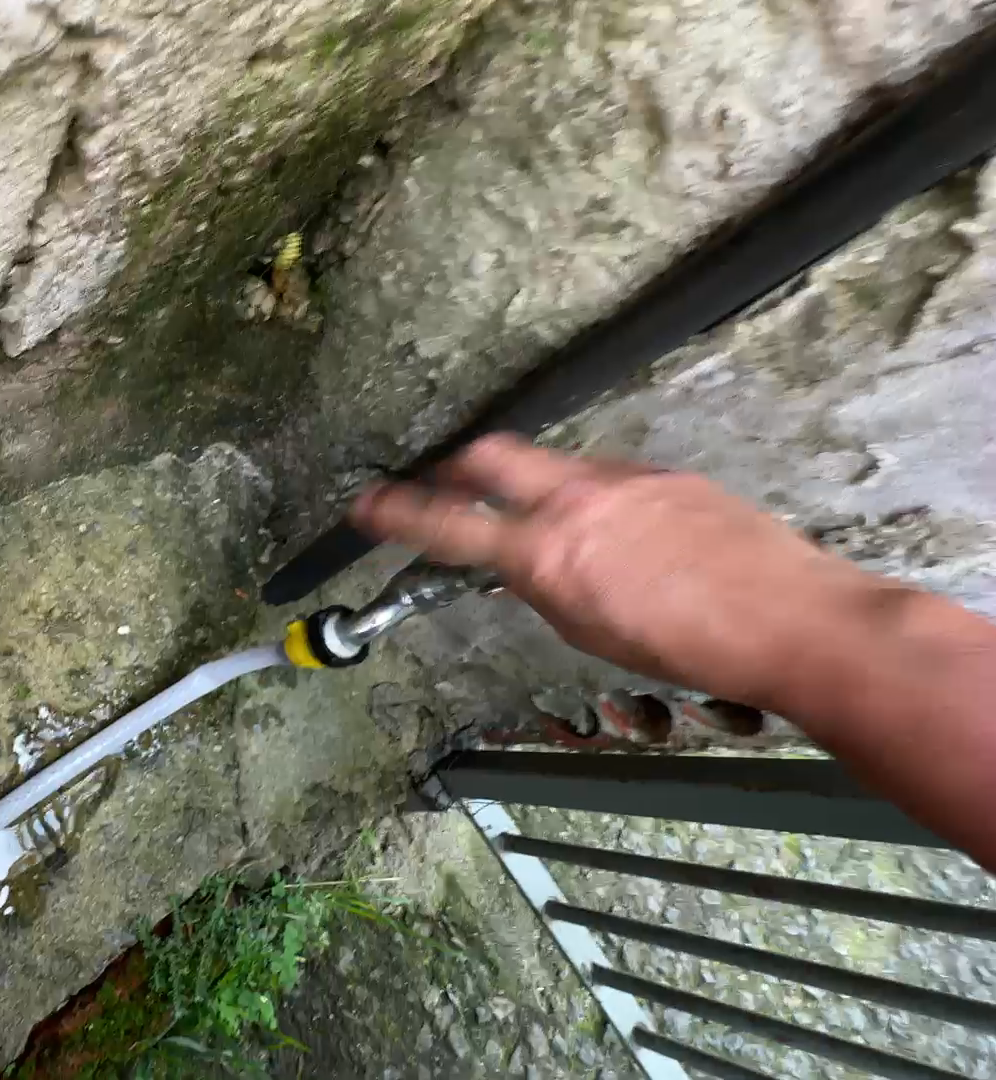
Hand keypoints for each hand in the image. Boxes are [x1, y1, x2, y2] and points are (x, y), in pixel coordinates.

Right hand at [347, 434, 893, 705]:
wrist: (797, 621)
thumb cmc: (680, 646)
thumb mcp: (581, 627)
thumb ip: (535, 584)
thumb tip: (516, 565)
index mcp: (542, 552)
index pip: (445, 525)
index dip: (395, 514)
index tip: (364, 504)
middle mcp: (572, 501)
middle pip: (488, 454)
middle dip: (455, 466)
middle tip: (447, 483)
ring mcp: (619, 480)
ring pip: (548, 464)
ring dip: (528, 485)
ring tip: (550, 522)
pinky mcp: (660, 475)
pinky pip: (601, 475)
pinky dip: (585, 496)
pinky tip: (615, 529)